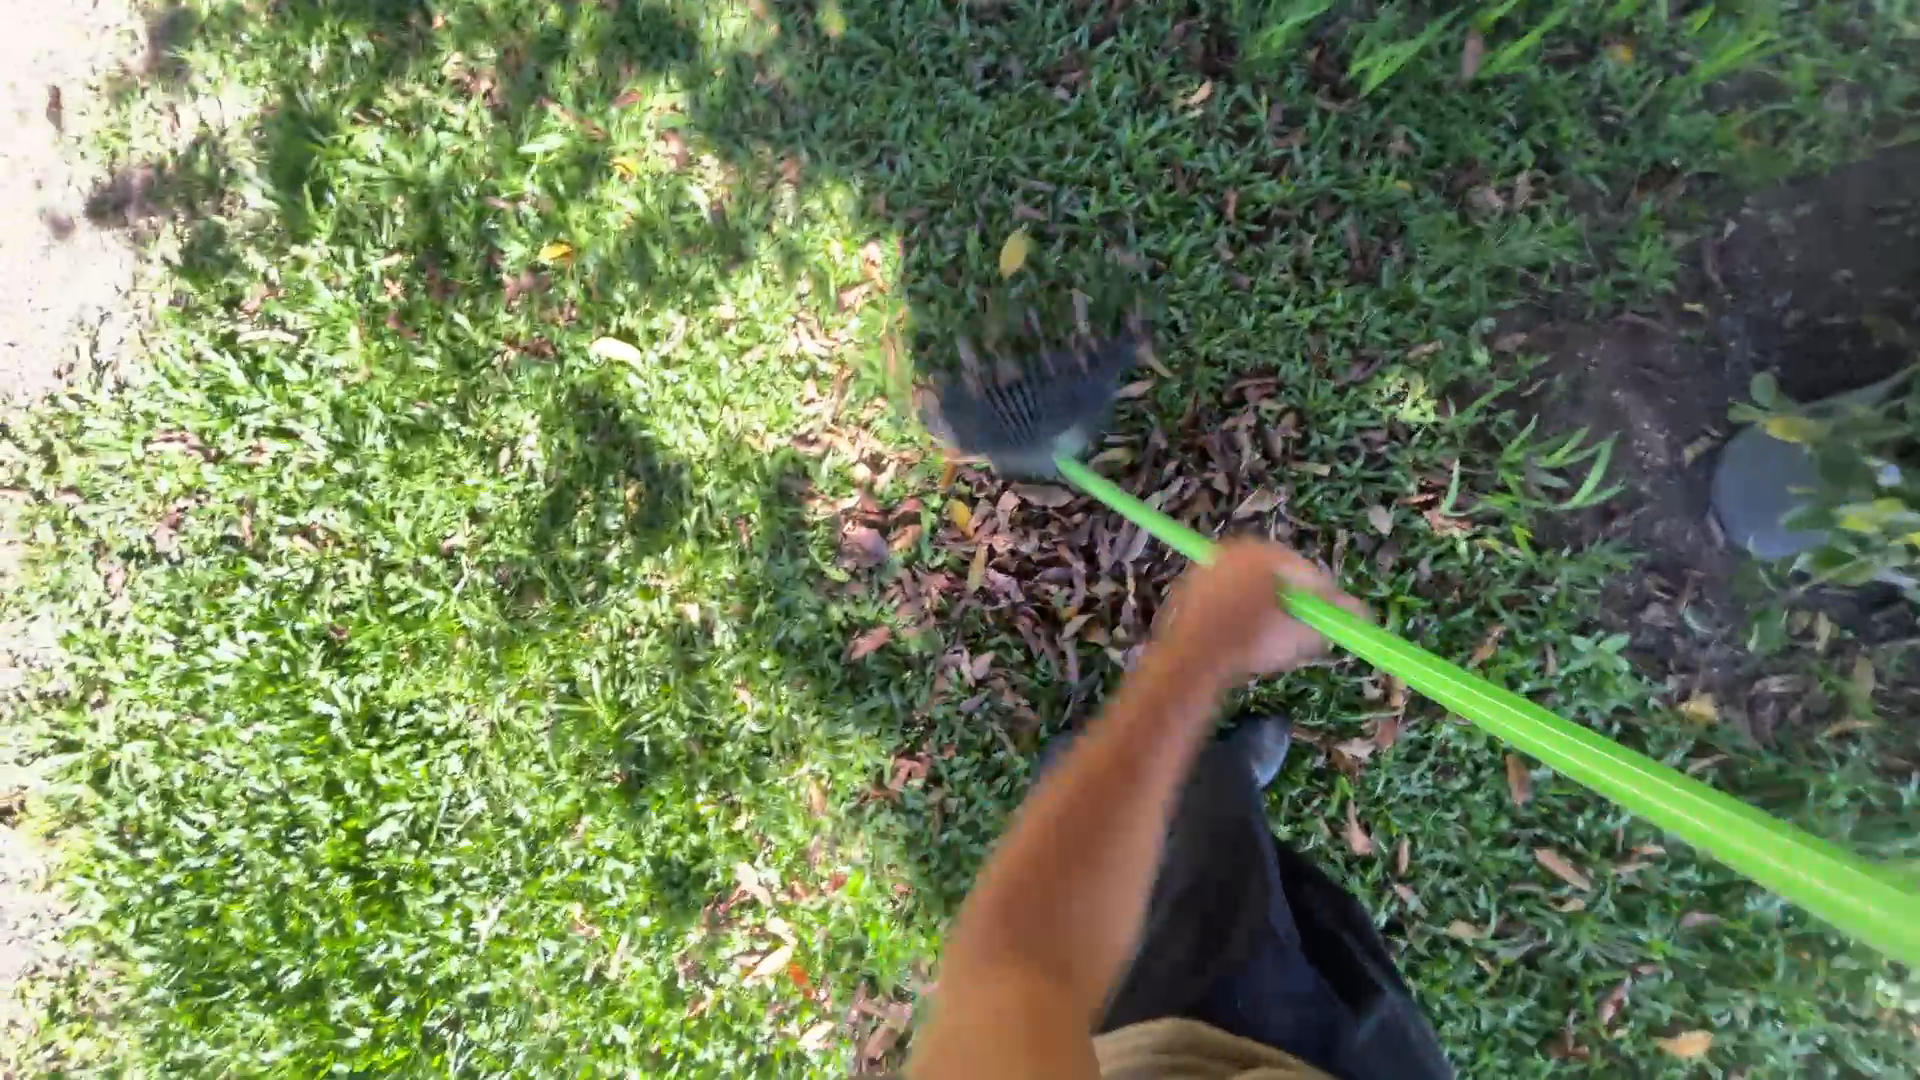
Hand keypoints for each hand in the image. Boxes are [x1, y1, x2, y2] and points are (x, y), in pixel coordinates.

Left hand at [1150, 538, 1367, 682]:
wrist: (1192, 657)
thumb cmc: (1250, 640)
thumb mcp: (1301, 634)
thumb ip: (1334, 619)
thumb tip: (1363, 612)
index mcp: (1262, 553)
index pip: (1306, 572)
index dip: (1325, 597)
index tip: (1333, 619)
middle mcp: (1232, 551)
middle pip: (1276, 574)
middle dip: (1294, 599)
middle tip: (1305, 626)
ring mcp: (1206, 568)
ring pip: (1249, 585)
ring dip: (1266, 605)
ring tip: (1274, 635)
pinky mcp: (1188, 588)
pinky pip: (1225, 596)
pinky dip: (1238, 610)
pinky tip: (1242, 635)